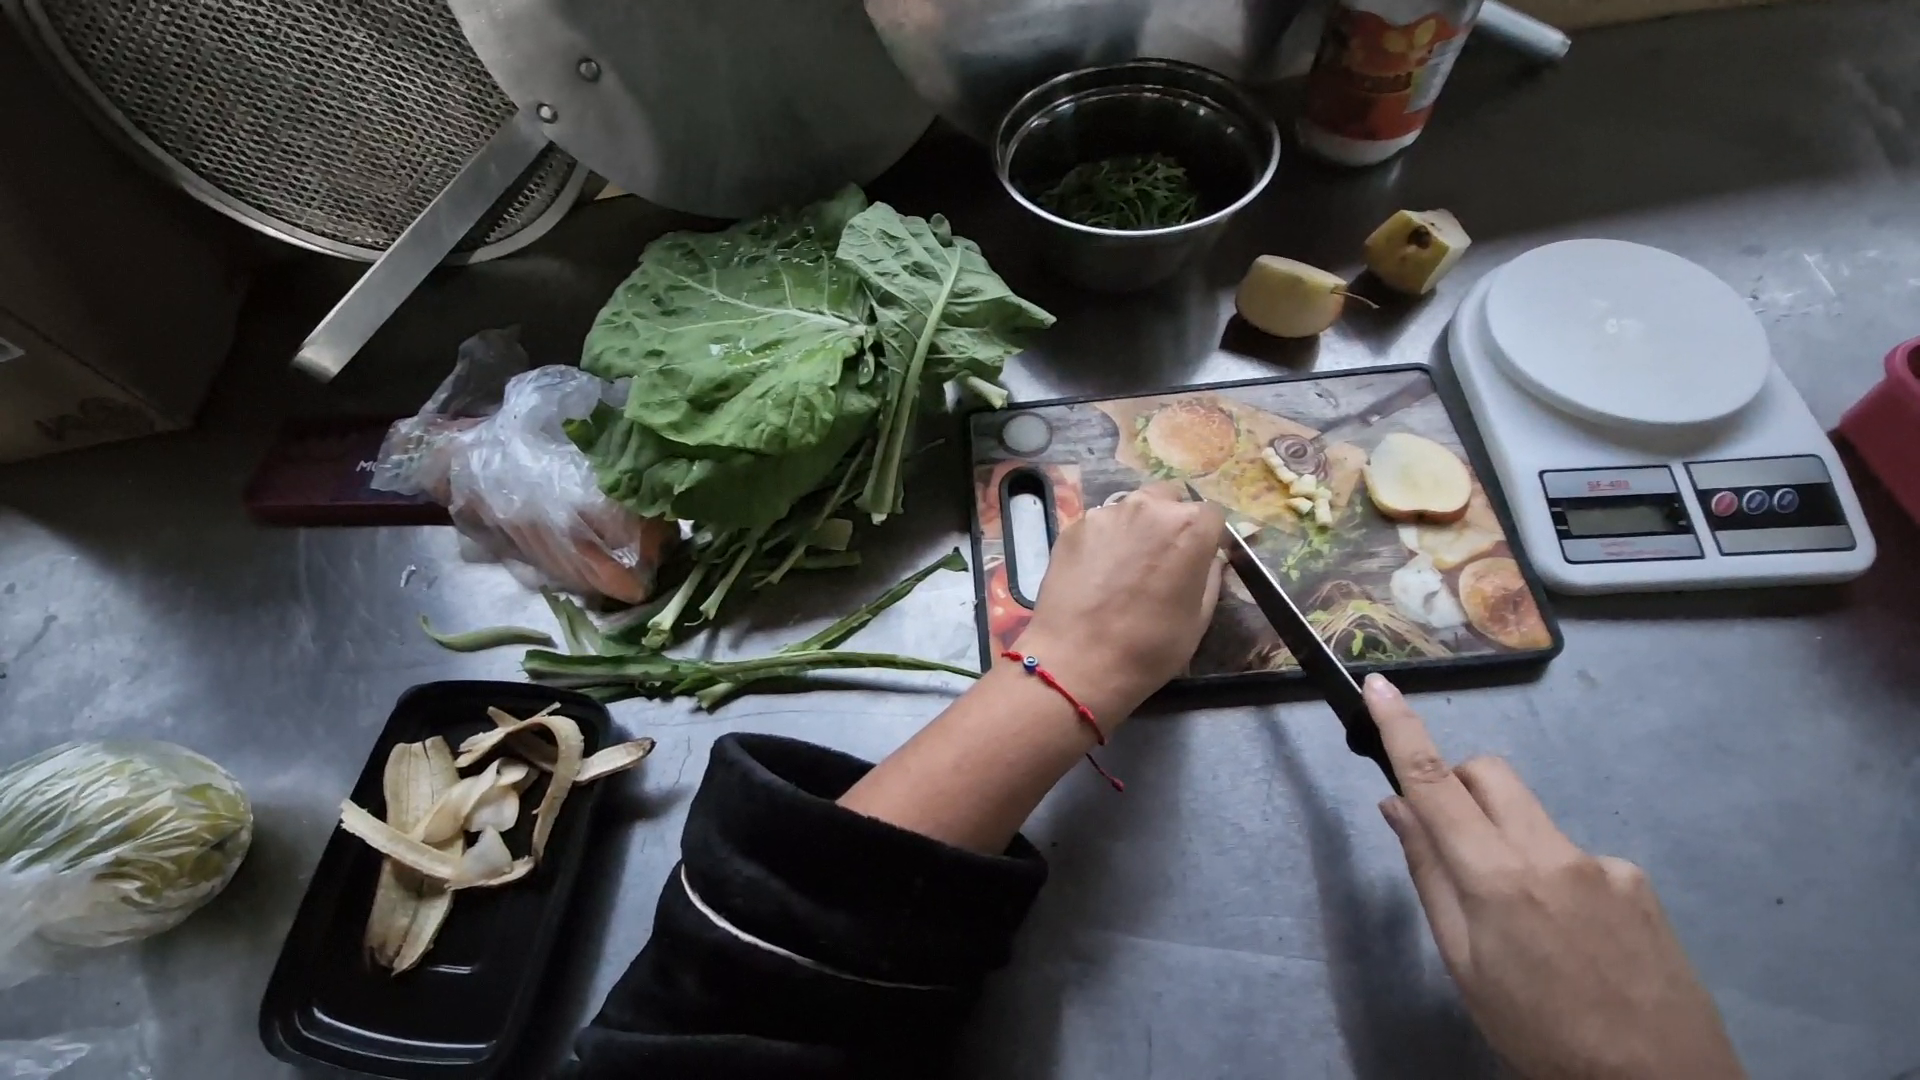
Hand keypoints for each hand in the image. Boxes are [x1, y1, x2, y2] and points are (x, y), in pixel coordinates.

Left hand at [1014, 483, 1224, 719]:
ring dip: (1136, 528)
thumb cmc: (1149, 646)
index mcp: (1189, 526)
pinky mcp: (1073, 526)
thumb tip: (1209, 557)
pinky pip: (1100, 524)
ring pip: (1131, 508)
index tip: (1199, 559)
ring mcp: (1106, 513)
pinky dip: (1105, 540)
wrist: (1077, 661)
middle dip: (1171, 522)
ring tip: (1125, 566)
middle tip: (1161, 559)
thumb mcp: (1199, 618)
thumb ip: (1209, 575)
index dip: (1207, 537)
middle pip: (1169, 500)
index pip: (1211, 515)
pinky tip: (1096, 572)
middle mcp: (1148, 507)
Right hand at [1364, 675, 1744, 1079]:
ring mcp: (1604, 864)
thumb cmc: (1538, 1034)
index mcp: (1497, 879)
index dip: (1402, 728)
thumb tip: (1397, 807)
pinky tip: (1568, 932)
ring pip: (1528, 813)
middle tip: (1446, 832)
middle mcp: (1551, 854)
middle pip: (1487, 773)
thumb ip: (1429, 875)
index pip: (1434, 784)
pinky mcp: (1637, 881)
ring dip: (1503, 834)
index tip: (1381, 685)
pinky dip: (1549, 870)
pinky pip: (1570, 851)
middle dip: (1454, 781)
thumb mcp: (1463, 964)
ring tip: (1519, 913)